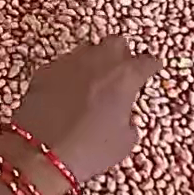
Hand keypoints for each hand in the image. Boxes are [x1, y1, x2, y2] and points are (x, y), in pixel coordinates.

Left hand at [2, 36, 160, 194]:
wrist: (41, 152)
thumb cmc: (90, 149)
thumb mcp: (124, 141)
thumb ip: (128, 119)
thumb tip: (122, 115)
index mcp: (124, 77)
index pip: (146, 61)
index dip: (150, 65)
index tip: (151, 68)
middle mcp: (98, 61)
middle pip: (115, 42)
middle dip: (120, 53)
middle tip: (120, 72)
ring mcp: (68, 62)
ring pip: (86, 50)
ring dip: (92, 61)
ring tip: (91, 83)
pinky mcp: (44, 71)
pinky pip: (62, 65)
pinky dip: (67, 75)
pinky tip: (65, 92)